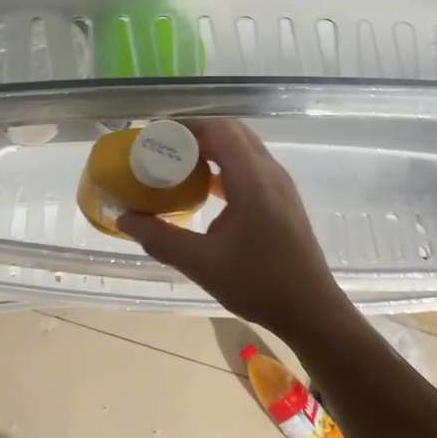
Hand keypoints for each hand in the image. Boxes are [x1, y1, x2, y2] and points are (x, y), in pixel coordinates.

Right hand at [118, 119, 342, 334]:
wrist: (311, 310)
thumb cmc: (258, 285)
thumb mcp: (201, 263)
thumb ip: (160, 238)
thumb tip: (124, 218)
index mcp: (253, 181)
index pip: (219, 131)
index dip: (185, 127)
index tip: (154, 137)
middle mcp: (271, 173)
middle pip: (232, 132)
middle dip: (195, 134)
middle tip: (162, 149)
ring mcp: (281, 185)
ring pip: (243, 148)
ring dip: (211, 149)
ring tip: (177, 165)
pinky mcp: (283, 199)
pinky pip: (250, 167)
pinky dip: (224, 166)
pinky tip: (203, 189)